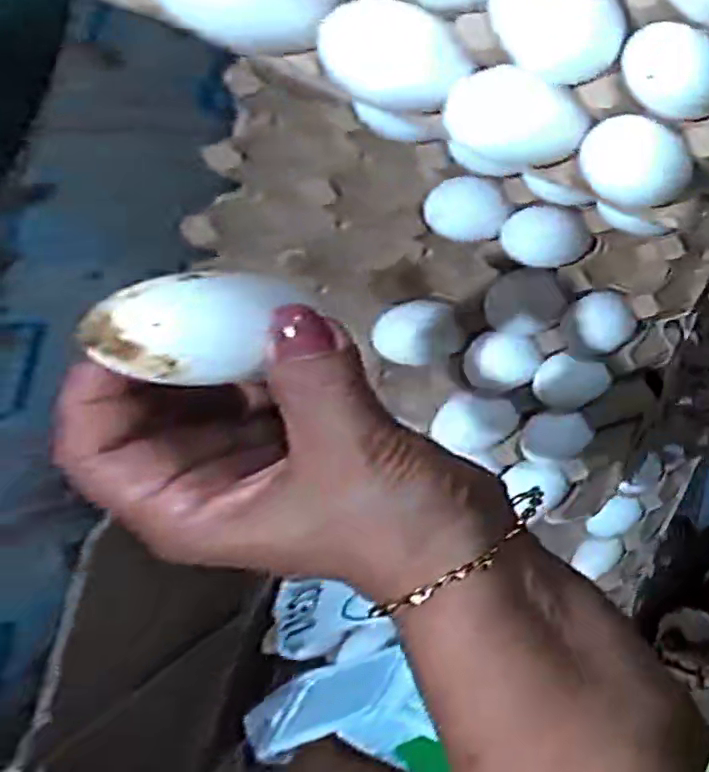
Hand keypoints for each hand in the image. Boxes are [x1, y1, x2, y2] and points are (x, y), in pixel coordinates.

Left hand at [53, 306, 512, 601]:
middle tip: (204, 309)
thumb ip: (317, 380)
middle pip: (162, 420)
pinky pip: (288, 399)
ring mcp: (274, 465)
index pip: (101, 449)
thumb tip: (291, 314)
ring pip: (230, 406)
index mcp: (189, 507)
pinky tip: (311, 338)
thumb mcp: (348, 449)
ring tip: (261, 314)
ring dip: (241, 361)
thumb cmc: (388, 518)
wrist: (462, 545)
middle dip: (176, 366)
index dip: (101, 391)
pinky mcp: (326, 447)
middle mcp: (217, 485)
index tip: (136, 331)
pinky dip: (292, 368)